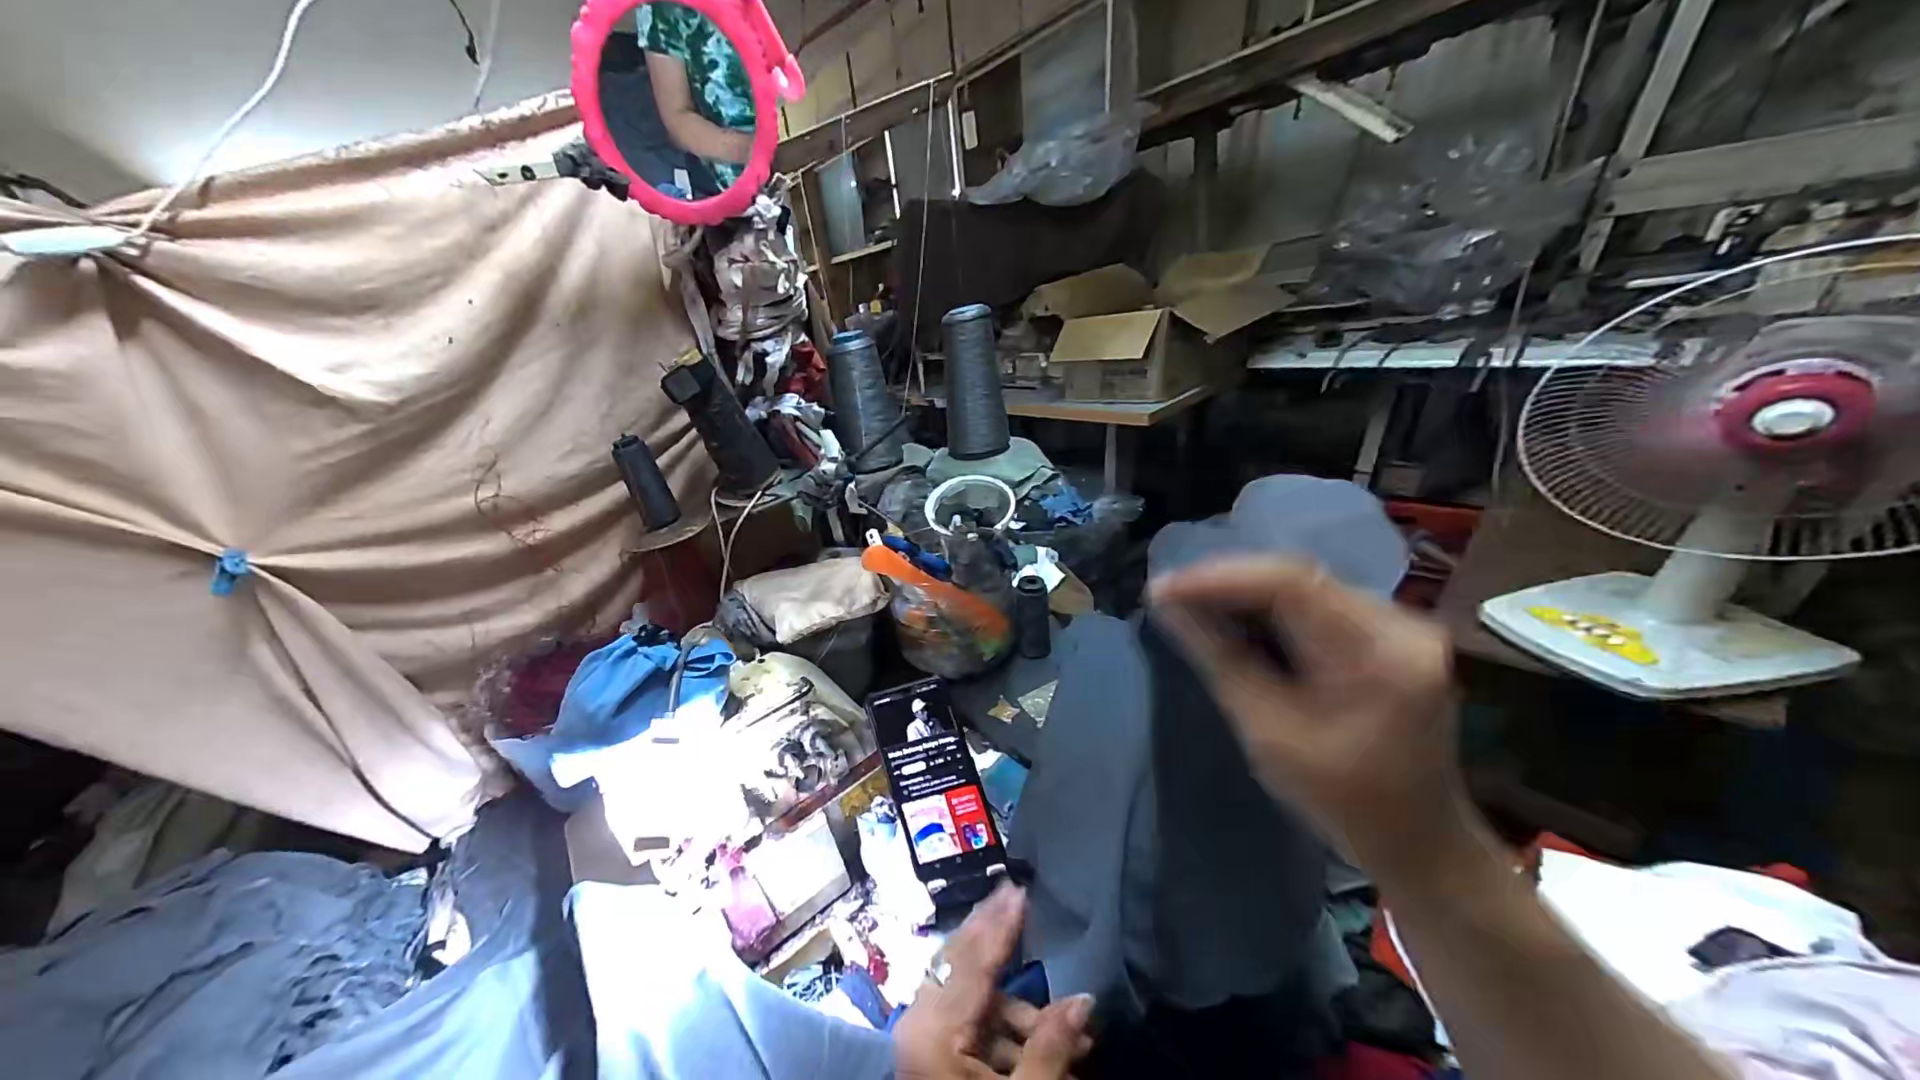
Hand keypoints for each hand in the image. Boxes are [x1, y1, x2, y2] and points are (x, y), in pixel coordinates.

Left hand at [893, 884, 1095, 1078]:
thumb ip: (1051, 1048)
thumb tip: (1083, 1001)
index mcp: (933, 1032)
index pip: (973, 962)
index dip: (1000, 925)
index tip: (1018, 889)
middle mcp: (920, 1026)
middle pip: (964, 966)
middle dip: (999, 940)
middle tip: (1018, 898)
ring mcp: (923, 1044)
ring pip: (974, 1002)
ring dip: (1020, 1009)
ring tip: (1074, 1028)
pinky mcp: (931, 1061)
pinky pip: (971, 1029)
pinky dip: (1007, 1032)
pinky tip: (1048, 1045)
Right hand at [1149, 556, 1466, 867]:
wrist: (1417, 837)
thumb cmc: (1340, 800)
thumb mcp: (1268, 733)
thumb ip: (1219, 659)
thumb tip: (1167, 605)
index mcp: (1380, 654)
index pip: (1292, 584)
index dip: (1220, 577)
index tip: (1163, 588)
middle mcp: (1400, 624)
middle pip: (1298, 577)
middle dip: (1227, 581)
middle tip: (1169, 593)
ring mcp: (1400, 625)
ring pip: (1304, 584)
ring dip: (1243, 591)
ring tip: (1190, 601)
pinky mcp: (1389, 633)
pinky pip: (1316, 602)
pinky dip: (1267, 606)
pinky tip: (1232, 616)